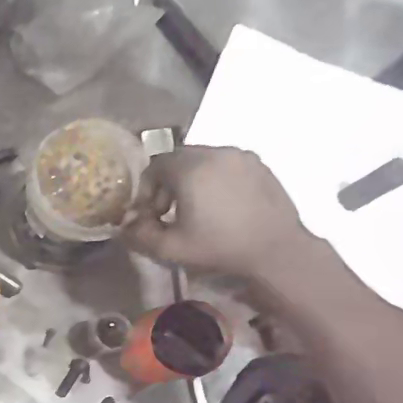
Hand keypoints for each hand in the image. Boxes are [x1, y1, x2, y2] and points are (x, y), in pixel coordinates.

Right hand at [124, 146, 313, 279]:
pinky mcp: (259, 165)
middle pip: (179, 158)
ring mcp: (241, 156)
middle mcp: (216, 153)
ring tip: (196, 209)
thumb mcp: (171, 249)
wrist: (276, 250)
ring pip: (203, 158)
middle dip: (167, 182)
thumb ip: (141, 234)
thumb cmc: (219, 247)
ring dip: (191, 179)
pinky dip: (215, 178)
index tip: (151, 213)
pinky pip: (226, 163)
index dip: (146, 188)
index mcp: (191, 169)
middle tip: (169, 211)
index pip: (155, 164)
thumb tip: (126, 226)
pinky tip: (221, 206)